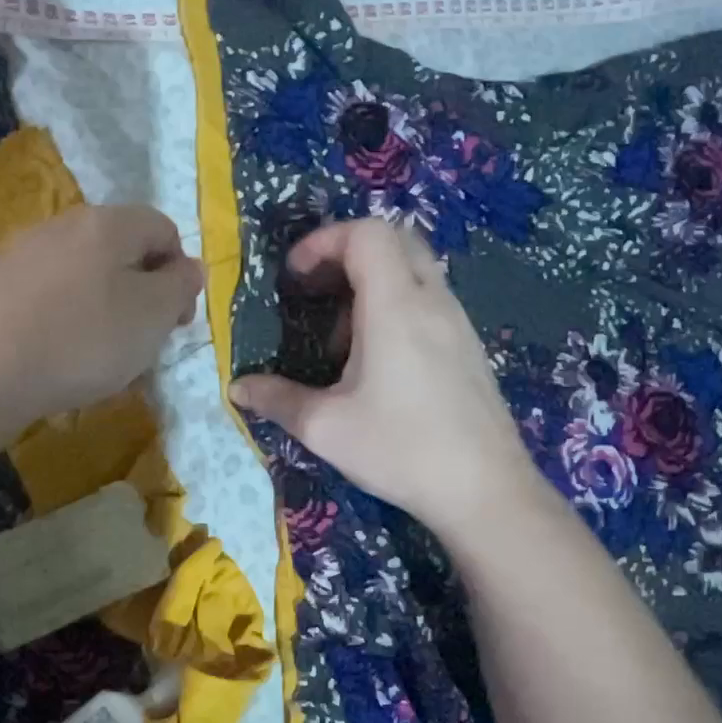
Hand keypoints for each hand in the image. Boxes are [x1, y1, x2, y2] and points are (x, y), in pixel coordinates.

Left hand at [0, 204, 201, 423]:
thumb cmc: (84, 340)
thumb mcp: (152, 316)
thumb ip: (179, 287)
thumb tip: (188, 268)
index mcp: (108, 222)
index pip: (163, 229)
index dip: (180, 274)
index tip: (175, 322)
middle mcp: (64, 225)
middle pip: (121, 253)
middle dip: (141, 297)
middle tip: (141, 344)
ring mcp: (25, 255)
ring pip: (85, 279)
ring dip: (104, 314)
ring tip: (101, 360)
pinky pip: (51, 300)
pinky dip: (67, 325)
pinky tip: (61, 361)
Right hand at [229, 219, 540, 540]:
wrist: (483, 488)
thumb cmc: (400, 449)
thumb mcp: (325, 428)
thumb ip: (277, 400)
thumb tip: (238, 388)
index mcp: (395, 307)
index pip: (366, 234)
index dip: (323, 241)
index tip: (294, 278)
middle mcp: (432, 301)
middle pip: (394, 240)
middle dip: (346, 254)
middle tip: (314, 292)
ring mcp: (457, 322)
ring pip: (414, 270)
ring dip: (370, 285)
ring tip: (340, 339)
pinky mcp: (469, 347)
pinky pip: (428, 300)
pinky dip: (394, 307)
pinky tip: (377, 363)